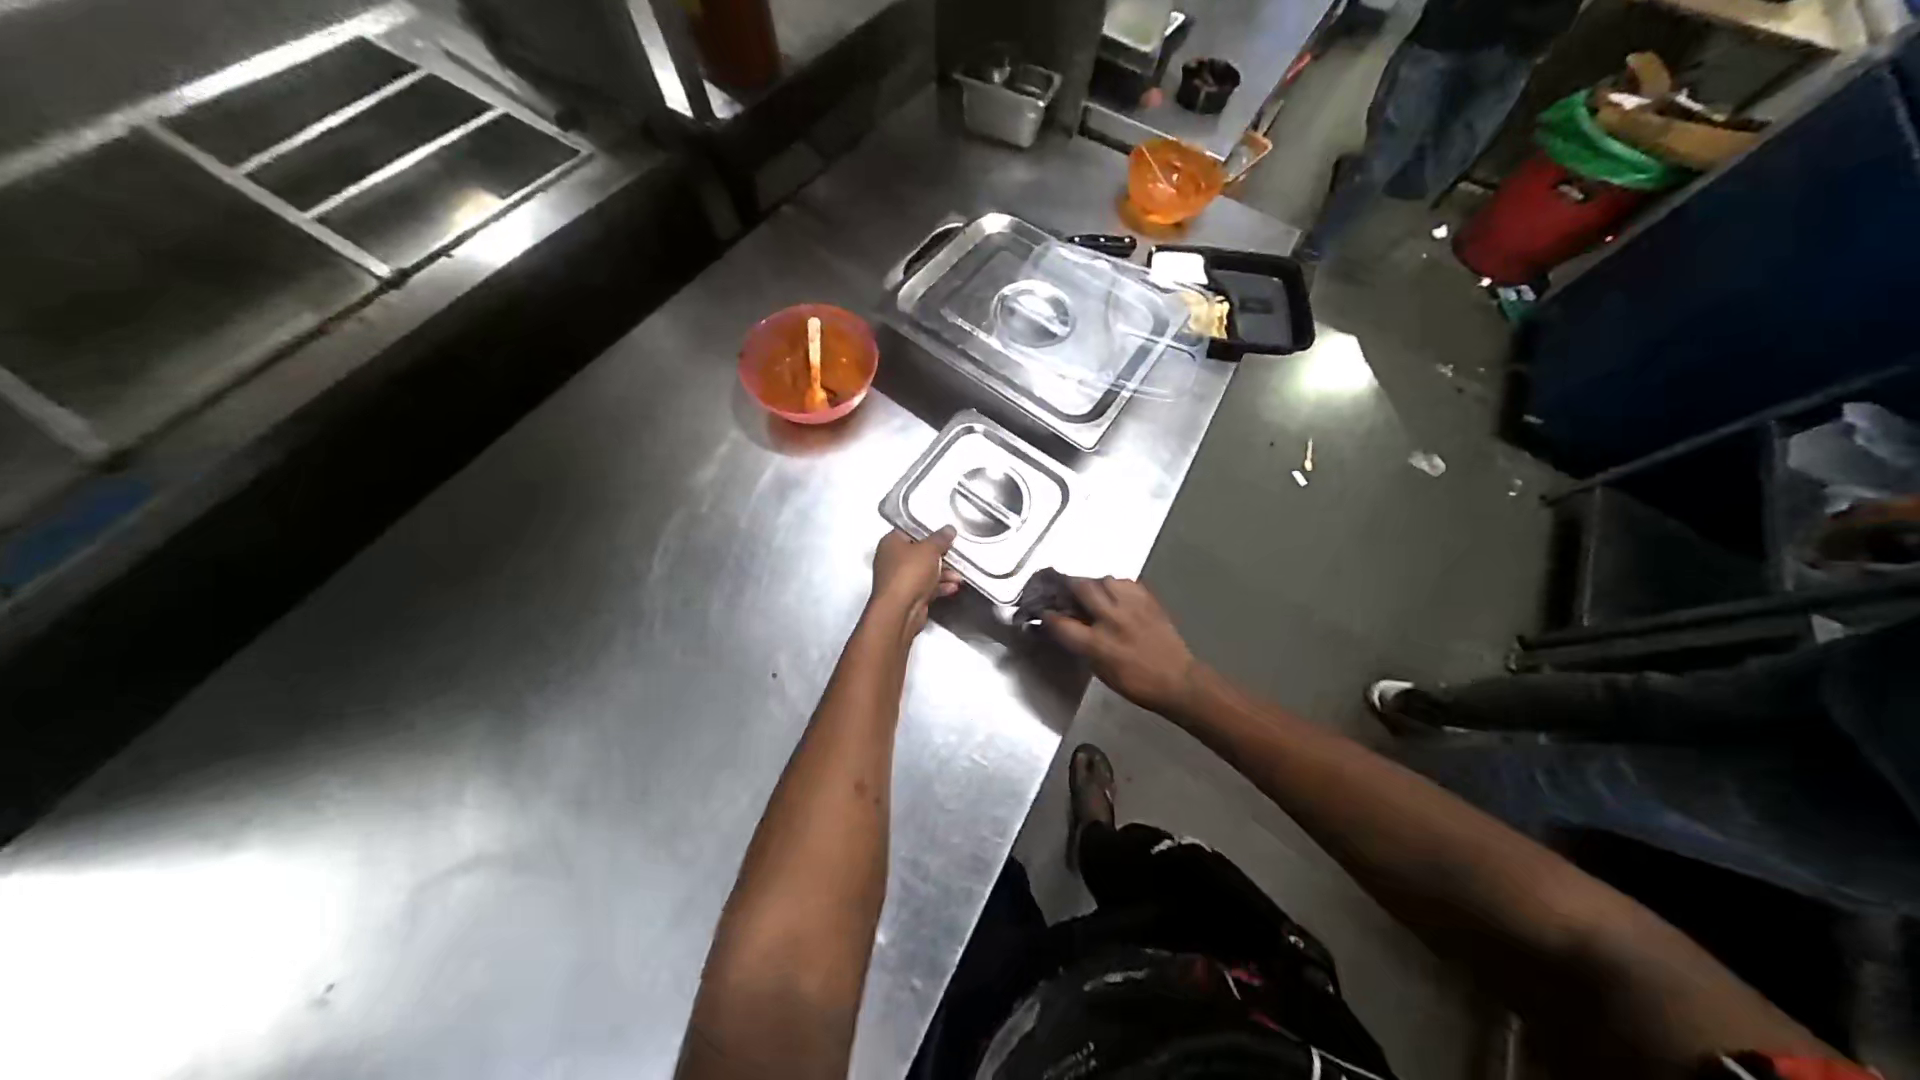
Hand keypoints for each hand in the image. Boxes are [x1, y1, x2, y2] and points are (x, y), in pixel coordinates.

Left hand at [871, 527, 961, 635]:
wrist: (900, 611)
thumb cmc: (909, 574)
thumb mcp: (930, 549)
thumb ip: (941, 538)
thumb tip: (948, 530)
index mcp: (891, 543)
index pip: (909, 530)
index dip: (928, 531)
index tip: (944, 533)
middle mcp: (892, 560)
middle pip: (919, 553)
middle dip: (939, 555)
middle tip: (954, 554)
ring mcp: (899, 580)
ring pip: (924, 572)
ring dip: (943, 573)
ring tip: (958, 576)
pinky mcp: (907, 596)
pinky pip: (925, 587)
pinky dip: (939, 586)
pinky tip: (953, 587)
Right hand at [1043, 577, 1197, 714]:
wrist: (1177, 680)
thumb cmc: (1135, 683)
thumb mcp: (1100, 670)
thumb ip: (1082, 646)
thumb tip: (1068, 628)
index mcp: (1096, 644)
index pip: (1060, 623)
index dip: (1048, 615)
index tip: (1044, 612)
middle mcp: (1111, 620)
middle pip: (1080, 587)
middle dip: (1067, 586)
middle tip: (1064, 590)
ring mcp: (1132, 607)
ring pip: (1104, 579)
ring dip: (1094, 584)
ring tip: (1093, 592)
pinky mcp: (1149, 601)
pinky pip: (1126, 582)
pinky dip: (1117, 586)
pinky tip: (1116, 595)